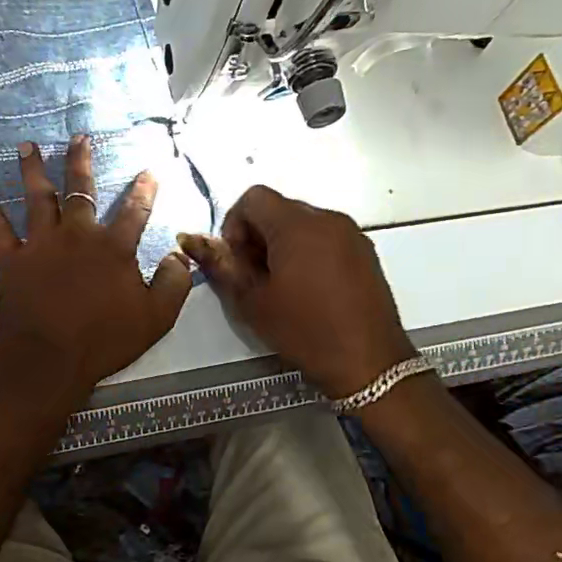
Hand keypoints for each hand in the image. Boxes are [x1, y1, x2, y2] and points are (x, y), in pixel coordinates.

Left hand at [0, 136, 191, 396]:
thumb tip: (181, 255)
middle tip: (79, 136)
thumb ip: (174, 284)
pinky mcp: (10, 258)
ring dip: (32, 168)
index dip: (145, 190)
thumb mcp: (156, 319)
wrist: (49, 360)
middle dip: (81, 161)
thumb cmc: (104, 341)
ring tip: (27, 145)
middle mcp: (76, 236)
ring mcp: (40, 243)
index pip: (134, 212)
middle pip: (80, 190)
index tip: (149, 171)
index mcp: (113, 248)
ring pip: (36, 197)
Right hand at [177, 186, 416, 399]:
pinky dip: (307, 251)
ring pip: (301, 222)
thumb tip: (192, 240)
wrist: (369, 364)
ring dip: (281, 243)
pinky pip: (325, 236)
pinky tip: (308, 288)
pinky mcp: (365, 251)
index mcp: (296, 225)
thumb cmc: (304, 330)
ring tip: (280, 285)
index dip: (234, 224)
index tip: (236, 260)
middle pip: (278, 208)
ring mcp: (351, 234)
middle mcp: (327, 219)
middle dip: (257, 235)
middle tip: (254, 276)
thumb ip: (220, 264)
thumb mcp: (251, 301)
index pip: (253, 198)